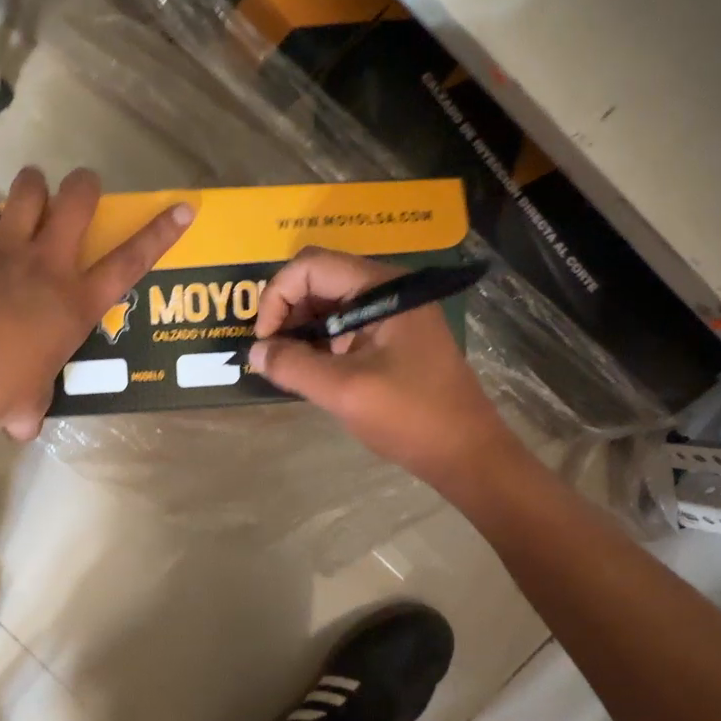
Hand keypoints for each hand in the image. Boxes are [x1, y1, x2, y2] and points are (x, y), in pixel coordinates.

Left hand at [0, 167, 192, 439]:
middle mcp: (48, 265)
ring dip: (35, 186)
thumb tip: (23, 427)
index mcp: (77, 304)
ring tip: (32, 194)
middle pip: (78, 199)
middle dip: (85, 185)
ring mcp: (6, 250)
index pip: (131, 261)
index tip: (182, 207)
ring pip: (29, 189)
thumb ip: (32, 405)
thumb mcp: (28, 403)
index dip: (160, 233)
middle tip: (81, 190)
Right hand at [248, 247, 517, 481]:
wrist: (466, 454)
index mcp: (383, 289)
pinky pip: (339, 328)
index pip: (311, 266)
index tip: (265, 341)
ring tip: (286, 367)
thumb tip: (254, 351)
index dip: (277, 297)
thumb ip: (293, 366)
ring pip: (325, 305)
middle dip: (285, 313)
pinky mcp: (387, 339)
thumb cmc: (410, 417)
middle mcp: (386, 291)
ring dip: (298, 330)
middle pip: (316, 280)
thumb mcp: (344, 391)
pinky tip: (307, 372)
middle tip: (271, 355)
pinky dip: (316, 344)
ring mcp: (388, 315)